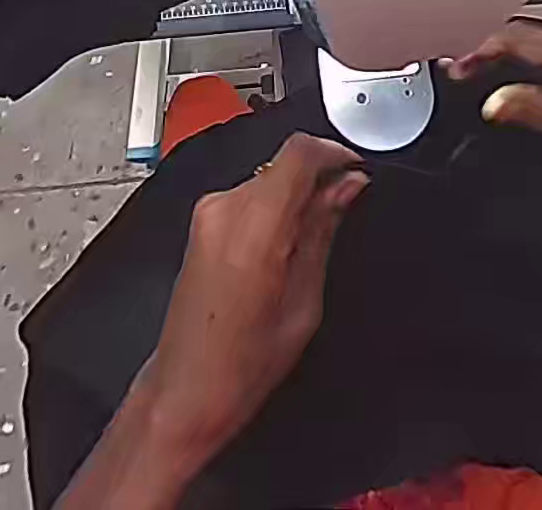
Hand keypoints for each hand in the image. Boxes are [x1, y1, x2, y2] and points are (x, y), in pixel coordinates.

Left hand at [136, 132, 370, 457]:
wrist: (187, 388)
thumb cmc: (241, 363)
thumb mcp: (304, 299)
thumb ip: (324, 229)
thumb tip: (347, 186)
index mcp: (254, 227)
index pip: (298, 152)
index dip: (334, 153)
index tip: (354, 168)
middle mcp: (225, 209)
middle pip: (285, 163)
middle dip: (319, 178)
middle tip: (342, 206)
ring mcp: (208, 211)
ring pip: (269, 176)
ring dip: (296, 193)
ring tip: (310, 238)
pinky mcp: (202, 218)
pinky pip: (250, 192)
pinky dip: (274, 204)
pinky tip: (283, 243)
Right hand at [448, 19, 541, 273]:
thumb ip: (535, 110)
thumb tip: (492, 98)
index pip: (520, 37)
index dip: (481, 47)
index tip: (454, 67)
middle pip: (534, 34)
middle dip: (494, 47)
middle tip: (463, 69)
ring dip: (516, 54)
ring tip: (486, 71)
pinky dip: (539, 61)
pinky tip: (530, 78)